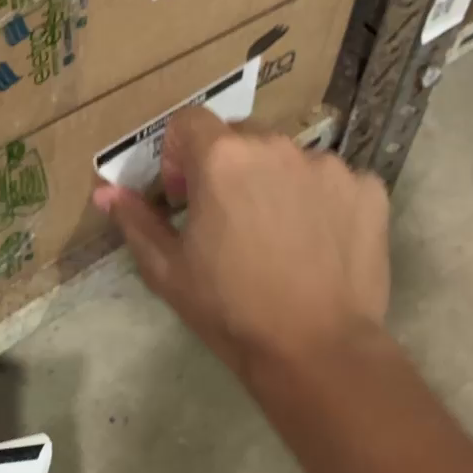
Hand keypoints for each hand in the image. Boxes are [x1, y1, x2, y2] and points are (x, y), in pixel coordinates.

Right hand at [92, 107, 390, 385]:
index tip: (184, 196)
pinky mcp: (368, 189)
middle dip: (225, 166)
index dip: (178, 154)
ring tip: (275, 235)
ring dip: (272, 182)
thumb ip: (135, 219)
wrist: (316, 350)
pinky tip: (315, 242)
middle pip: (240, 136)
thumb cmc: (228, 308)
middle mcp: (276, 146)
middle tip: (225, 218)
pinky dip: (317, 200)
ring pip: (287, 158)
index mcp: (222, 158)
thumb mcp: (166, 268)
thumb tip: (105, 192)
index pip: (189, 122)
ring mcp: (328, 166)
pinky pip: (331, 180)